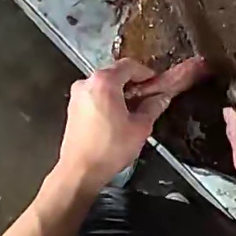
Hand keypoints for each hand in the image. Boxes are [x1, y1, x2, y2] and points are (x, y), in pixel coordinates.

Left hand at [56, 59, 186, 191]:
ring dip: (120, 92)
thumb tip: (161, 99)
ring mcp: (78, 95)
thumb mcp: (140, 127)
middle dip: (133, 83)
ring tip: (135, 109)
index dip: (146, 73)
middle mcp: (87, 83)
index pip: (129, 65)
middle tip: (149, 95)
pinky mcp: (73, 108)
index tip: (156, 82)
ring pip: (104, 85)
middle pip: (115, 73)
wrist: (81, 170)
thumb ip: (152, 107)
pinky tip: (119, 117)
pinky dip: (108, 100)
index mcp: (104, 82)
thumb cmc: (109, 149)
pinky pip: (95, 96)